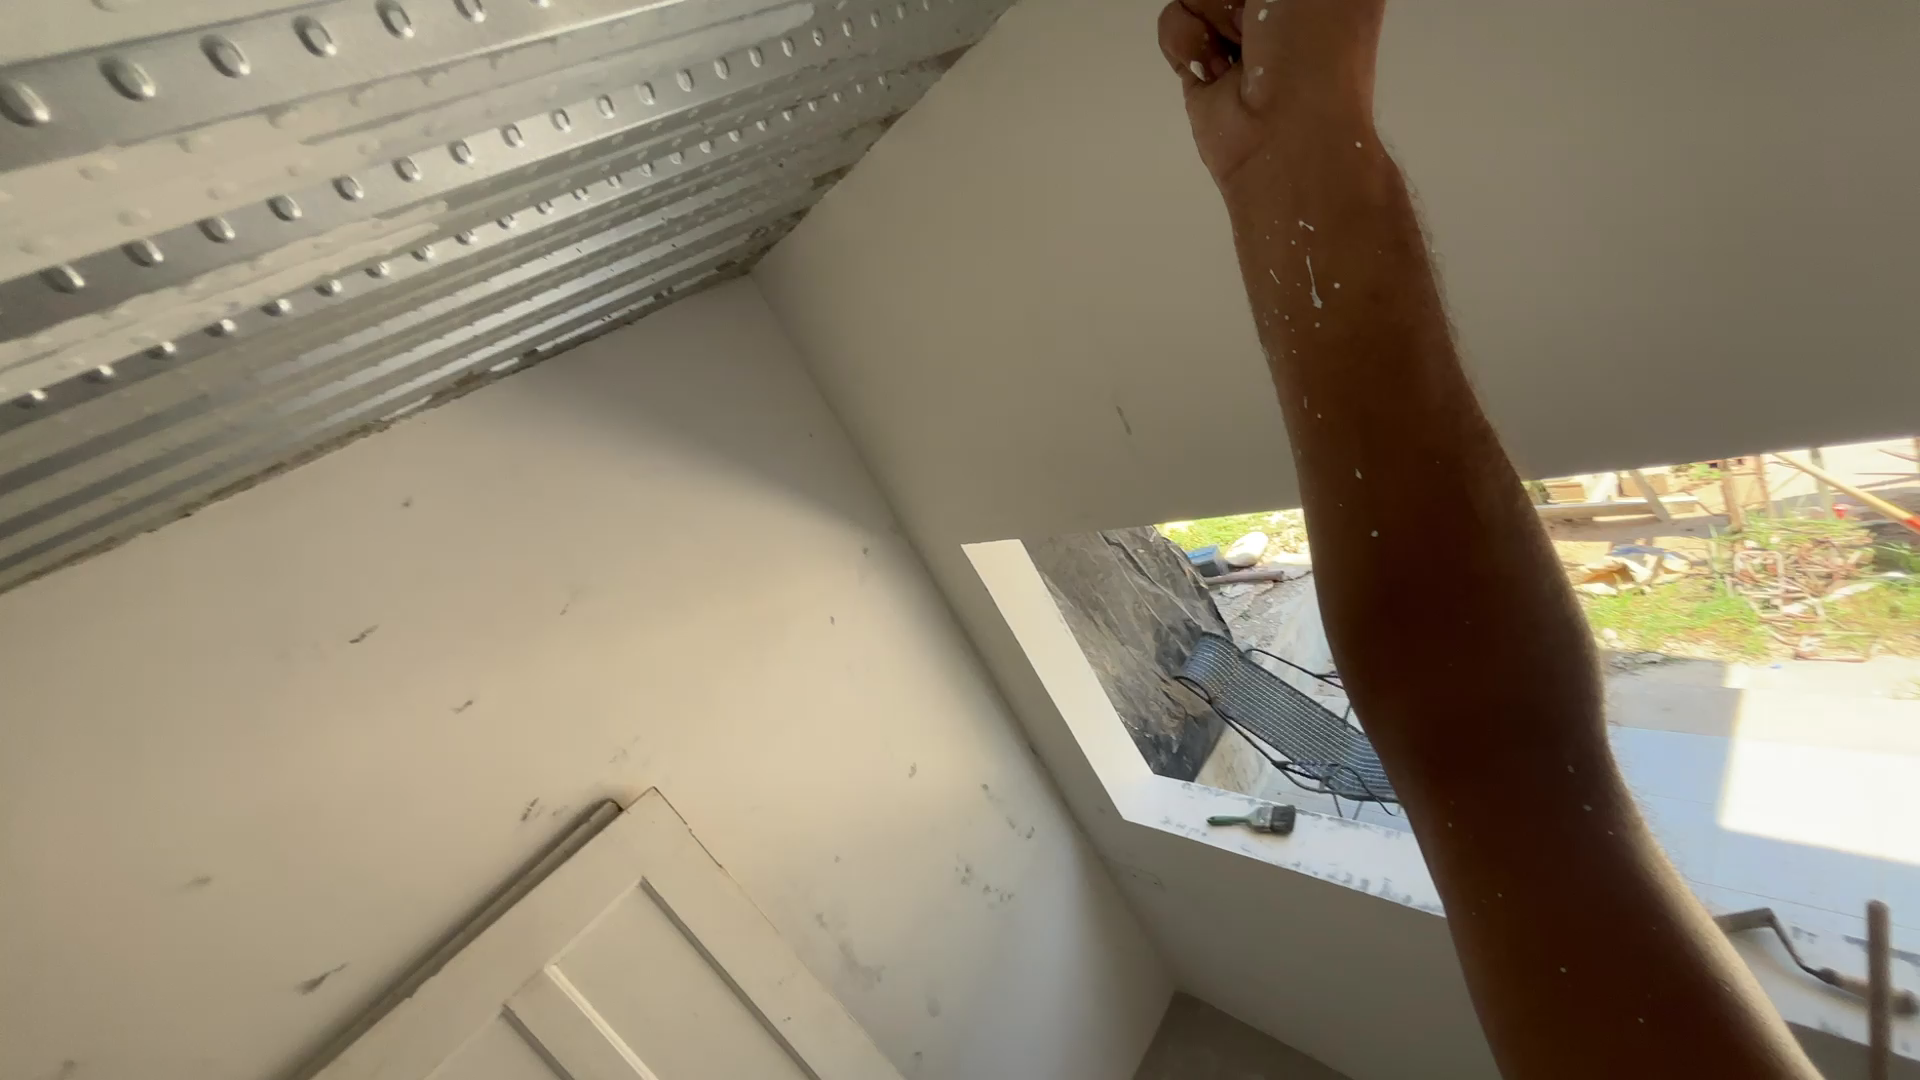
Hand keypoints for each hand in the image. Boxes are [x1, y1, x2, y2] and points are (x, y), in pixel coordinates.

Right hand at [1157, 0, 1387, 194]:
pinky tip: (1214, 68)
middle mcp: (1277, 1)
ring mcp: (1236, 30)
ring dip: (1211, 10)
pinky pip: (1173, 23)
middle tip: (1255, 11)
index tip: (1262, 1)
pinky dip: (1187, 41)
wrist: (1283, 132)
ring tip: (1239, 44)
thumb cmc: (1312, 42)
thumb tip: (1236, 24)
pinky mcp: (1199, 64)